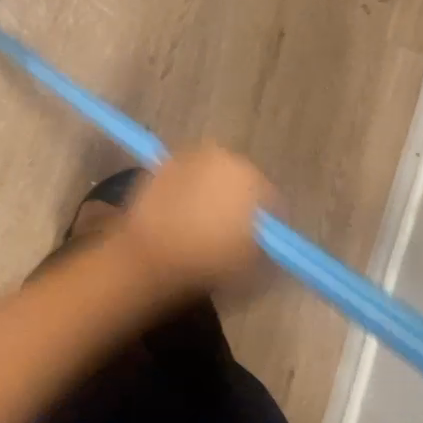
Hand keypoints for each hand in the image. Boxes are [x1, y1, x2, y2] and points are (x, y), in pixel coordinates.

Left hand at [113, 145, 271, 299]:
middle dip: (240, 200)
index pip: (271, 198)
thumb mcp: (252, 266)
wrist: (151, 254)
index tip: (263, 239)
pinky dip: (187, 188)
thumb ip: (267, 247)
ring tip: (202, 219)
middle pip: (241, 180)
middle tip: (232, 228)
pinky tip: (181, 211)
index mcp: (254, 179)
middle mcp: (225, 157)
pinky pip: (186, 175)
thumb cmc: (207, 262)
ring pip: (211, 174)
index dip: (268, 221)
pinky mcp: (165, 162)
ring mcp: (192, 156)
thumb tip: (268, 242)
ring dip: (212, 191)